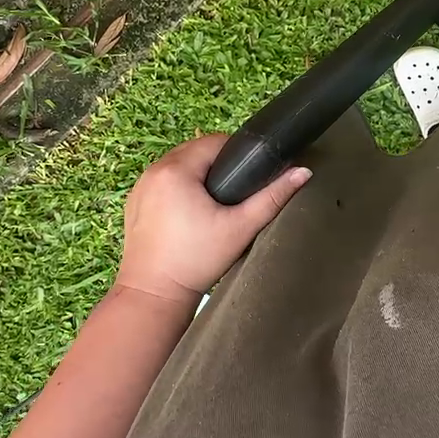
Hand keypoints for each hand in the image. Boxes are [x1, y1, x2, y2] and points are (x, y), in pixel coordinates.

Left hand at [114, 135, 311, 307]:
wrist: (154, 295)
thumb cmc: (197, 259)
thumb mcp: (241, 227)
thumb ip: (273, 196)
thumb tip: (303, 171)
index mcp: (176, 169)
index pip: (215, 142)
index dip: (238, 154)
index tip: (250, 176)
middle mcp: (154, 170)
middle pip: (196, 150)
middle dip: (219, 165)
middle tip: (237, 192)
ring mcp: (140, 186)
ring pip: (179, 165)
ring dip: (199, 174)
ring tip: (218, 201)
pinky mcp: (134, 202)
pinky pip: (163, 180)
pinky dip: (180, 187)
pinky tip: (193, 211)